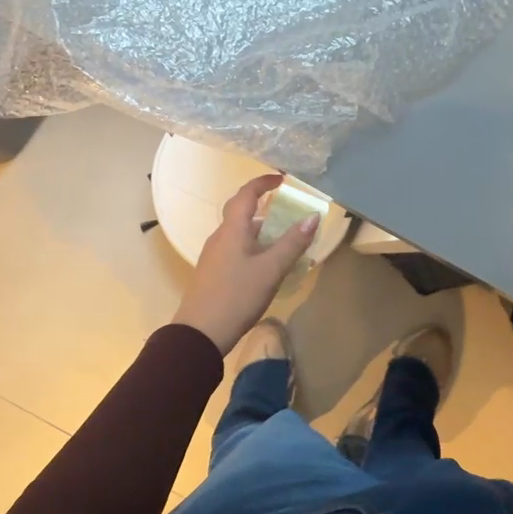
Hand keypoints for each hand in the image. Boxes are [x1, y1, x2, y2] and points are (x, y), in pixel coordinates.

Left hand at [171, 174, 318, 354]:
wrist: (199, 334)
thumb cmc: (236, 296)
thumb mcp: (270, 270)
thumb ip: (292, 243)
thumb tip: (313, 216)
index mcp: (232, 229)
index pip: (246, 194)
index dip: (263, 182)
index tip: (282, 179)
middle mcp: (220, 237)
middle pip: (241, 212)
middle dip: (263, 205)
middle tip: (286, 208)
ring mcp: (214, 256)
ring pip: (239, 233)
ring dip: (260, 229)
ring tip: (284, 238)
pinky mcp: (213, 273)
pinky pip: (236, 248)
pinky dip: (253, 246)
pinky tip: (266, 264)